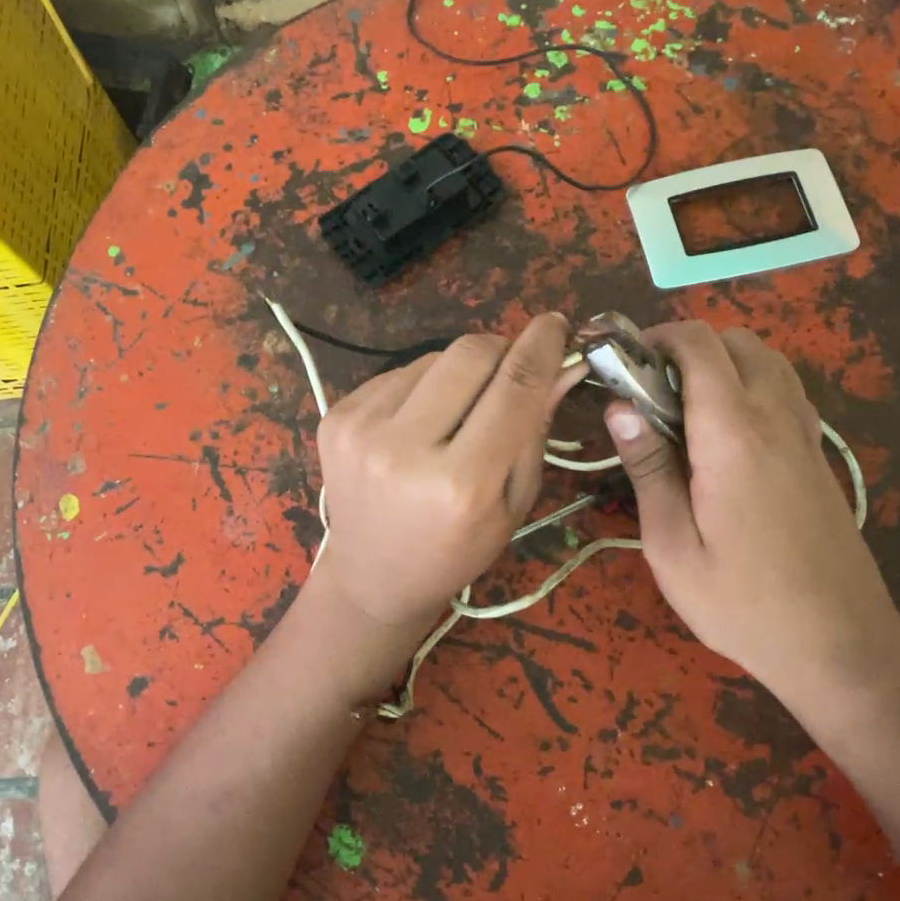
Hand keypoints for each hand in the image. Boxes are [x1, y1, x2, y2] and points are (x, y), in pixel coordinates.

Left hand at [309, 314, 582, 632]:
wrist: (373, 576)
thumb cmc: (456, 551)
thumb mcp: (512, 505)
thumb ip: (536, 432)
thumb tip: (563, 365)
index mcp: (462, 484)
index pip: (514, 387)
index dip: (542, 347)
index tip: (556, 324)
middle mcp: (405, 449)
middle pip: (470, 352)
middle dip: (500, 351)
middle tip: (509, 372)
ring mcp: (361, 429)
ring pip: (433, 357)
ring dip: (459, 372)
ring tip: (458, 413)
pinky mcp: (336, 417)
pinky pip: (398, 373)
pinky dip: (422, 386)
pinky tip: (420, 423)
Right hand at [603, 321, 899, 705]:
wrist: (839, 644)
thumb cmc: (741, 602)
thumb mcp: (672, 545)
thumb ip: (647, 468)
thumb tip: (619, 407)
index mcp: (732, 435)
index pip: (698, 346)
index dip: (655, 339)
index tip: (621, 366)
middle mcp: (775, 418)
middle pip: (736, 340)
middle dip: (686, 347)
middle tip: (647, 392)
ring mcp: (805, 434)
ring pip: (767, 359)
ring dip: (722, 362)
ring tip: (681, 409)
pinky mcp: (817, 455)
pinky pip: (785, 390)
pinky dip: (750, 384)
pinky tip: (723, 433)